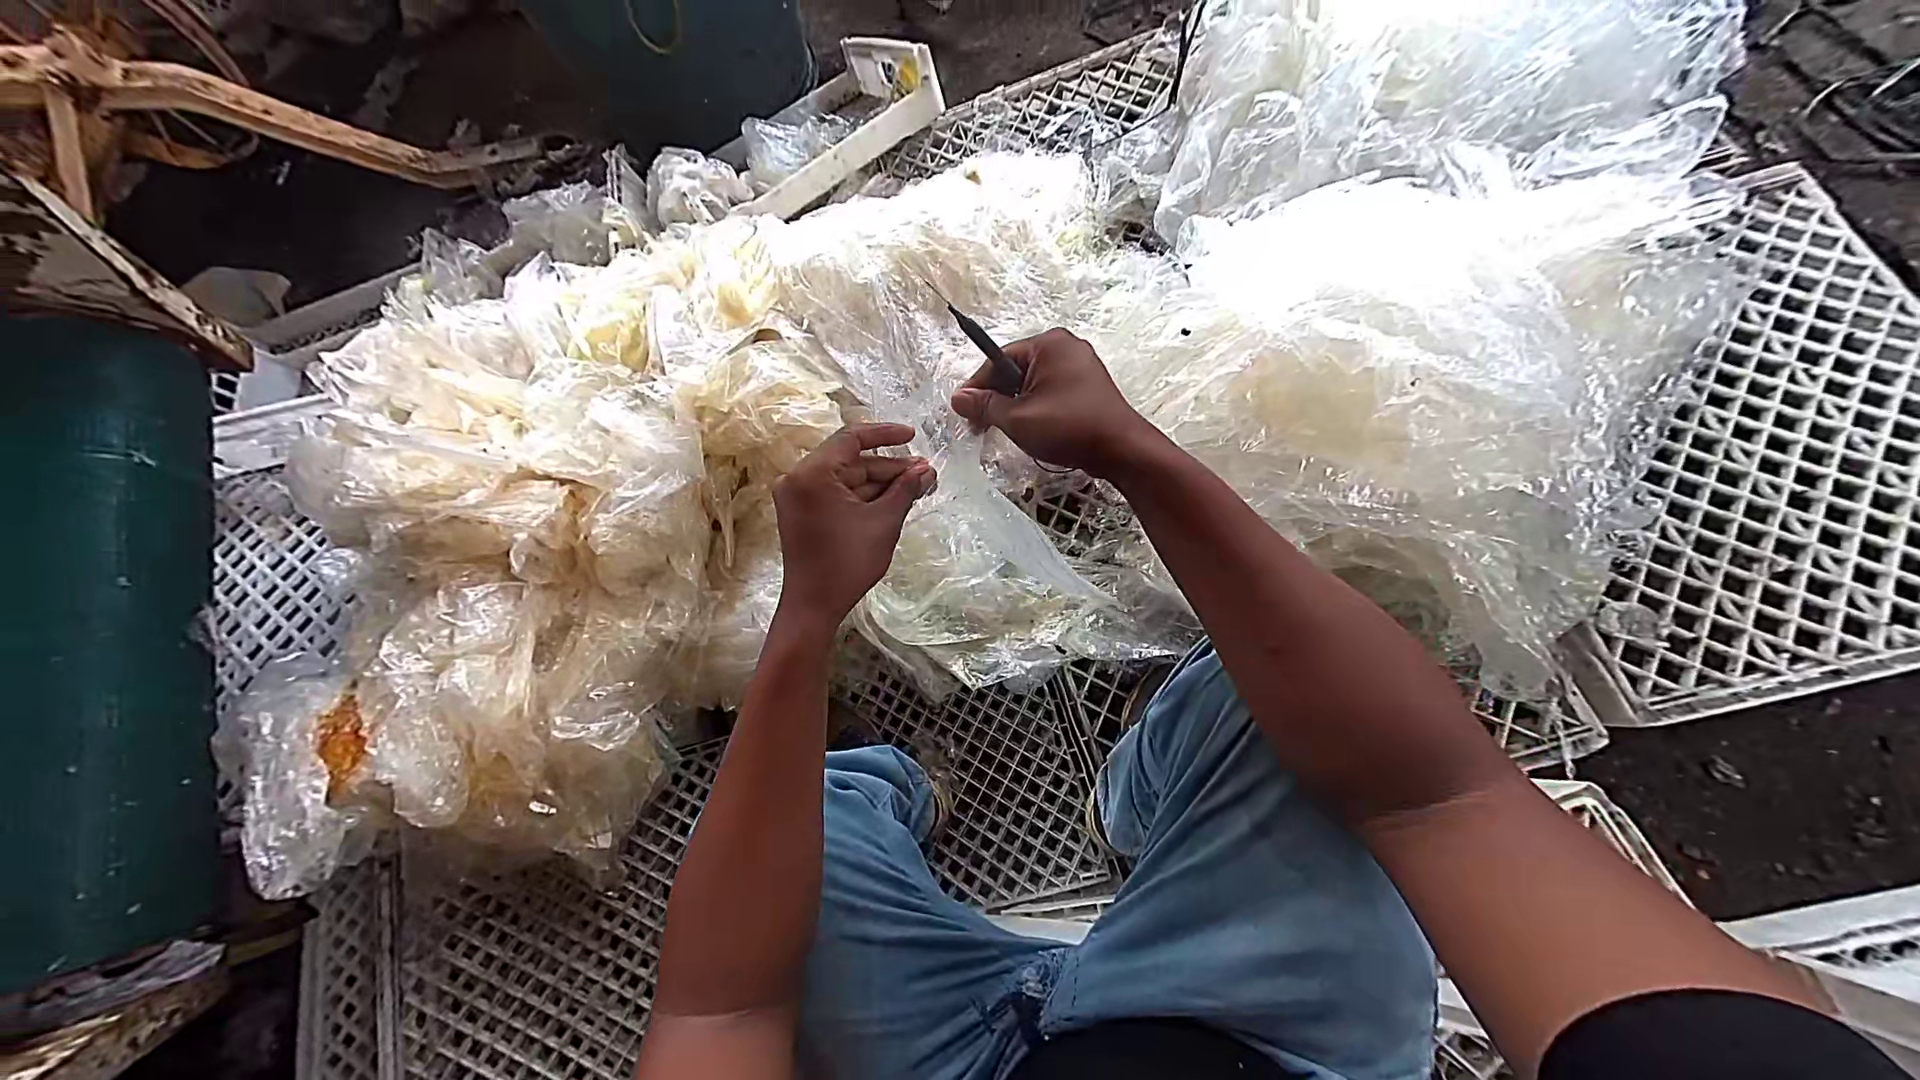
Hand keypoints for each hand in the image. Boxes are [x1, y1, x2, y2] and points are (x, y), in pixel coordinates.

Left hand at [773, 422, 936, 624]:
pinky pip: (837, 493)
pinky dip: (864, 496)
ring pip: (847, 479)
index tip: (912, 435)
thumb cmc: (847, 563)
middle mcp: (799, 478)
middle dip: (889, 467)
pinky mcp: (803, 512)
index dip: (885, 434)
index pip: (851, 438)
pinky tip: (894, 499)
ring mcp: (798, 496)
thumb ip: (905, 489)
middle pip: (851, 461)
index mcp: (812, 474)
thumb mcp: (883, 522)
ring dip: (880, 483)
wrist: (814, 605)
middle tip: (925, 473)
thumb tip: (927, 470)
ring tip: (917, 486)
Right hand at [949, 328, 1159, 478]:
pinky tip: (1032, 429)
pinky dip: (1037, 408)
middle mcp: (1066, 347)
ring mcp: (1080, 366)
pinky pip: (1051, 392)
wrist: (1122, 450)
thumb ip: (985, 405)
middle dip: (997, 398)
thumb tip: (958, 398)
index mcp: (1049, 343)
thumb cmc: (1070, 428)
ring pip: (1033, 384)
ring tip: (1007, 430)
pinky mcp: (1088, 386)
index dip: (978, 386)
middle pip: (1015, 370)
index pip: (998, 359)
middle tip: (980, 425)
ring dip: (1016, 406)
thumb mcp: (1018, 418)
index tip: (963, 409)